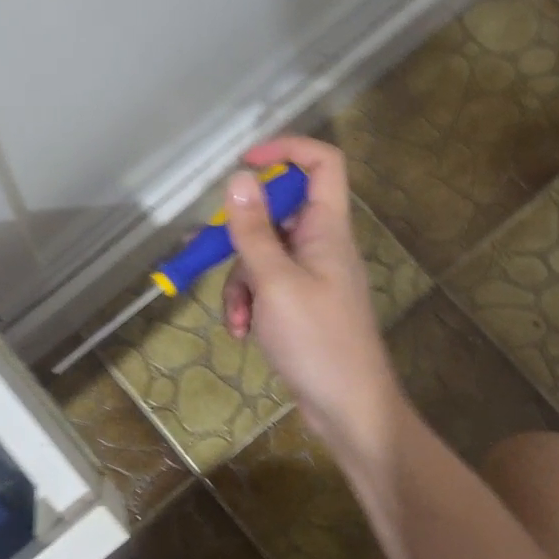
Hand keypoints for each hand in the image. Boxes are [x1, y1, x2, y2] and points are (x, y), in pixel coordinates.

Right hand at [222, 138, 400, 455]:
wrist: (348, 407)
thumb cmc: (317, 341)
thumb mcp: (275, 282)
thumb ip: (254, 230)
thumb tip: (239, 178)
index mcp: (327, 229)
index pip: (321, 164)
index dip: (286, 151)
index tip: (244, 164)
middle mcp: (320, 246)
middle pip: (276, 213)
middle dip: (239, 236)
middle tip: (209, 251)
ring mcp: (310, 277)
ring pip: (262, 255)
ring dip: (239, 282)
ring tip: (237, 318)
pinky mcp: (300, 305)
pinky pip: (265, 287)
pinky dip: (248, 305)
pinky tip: (242, 332)